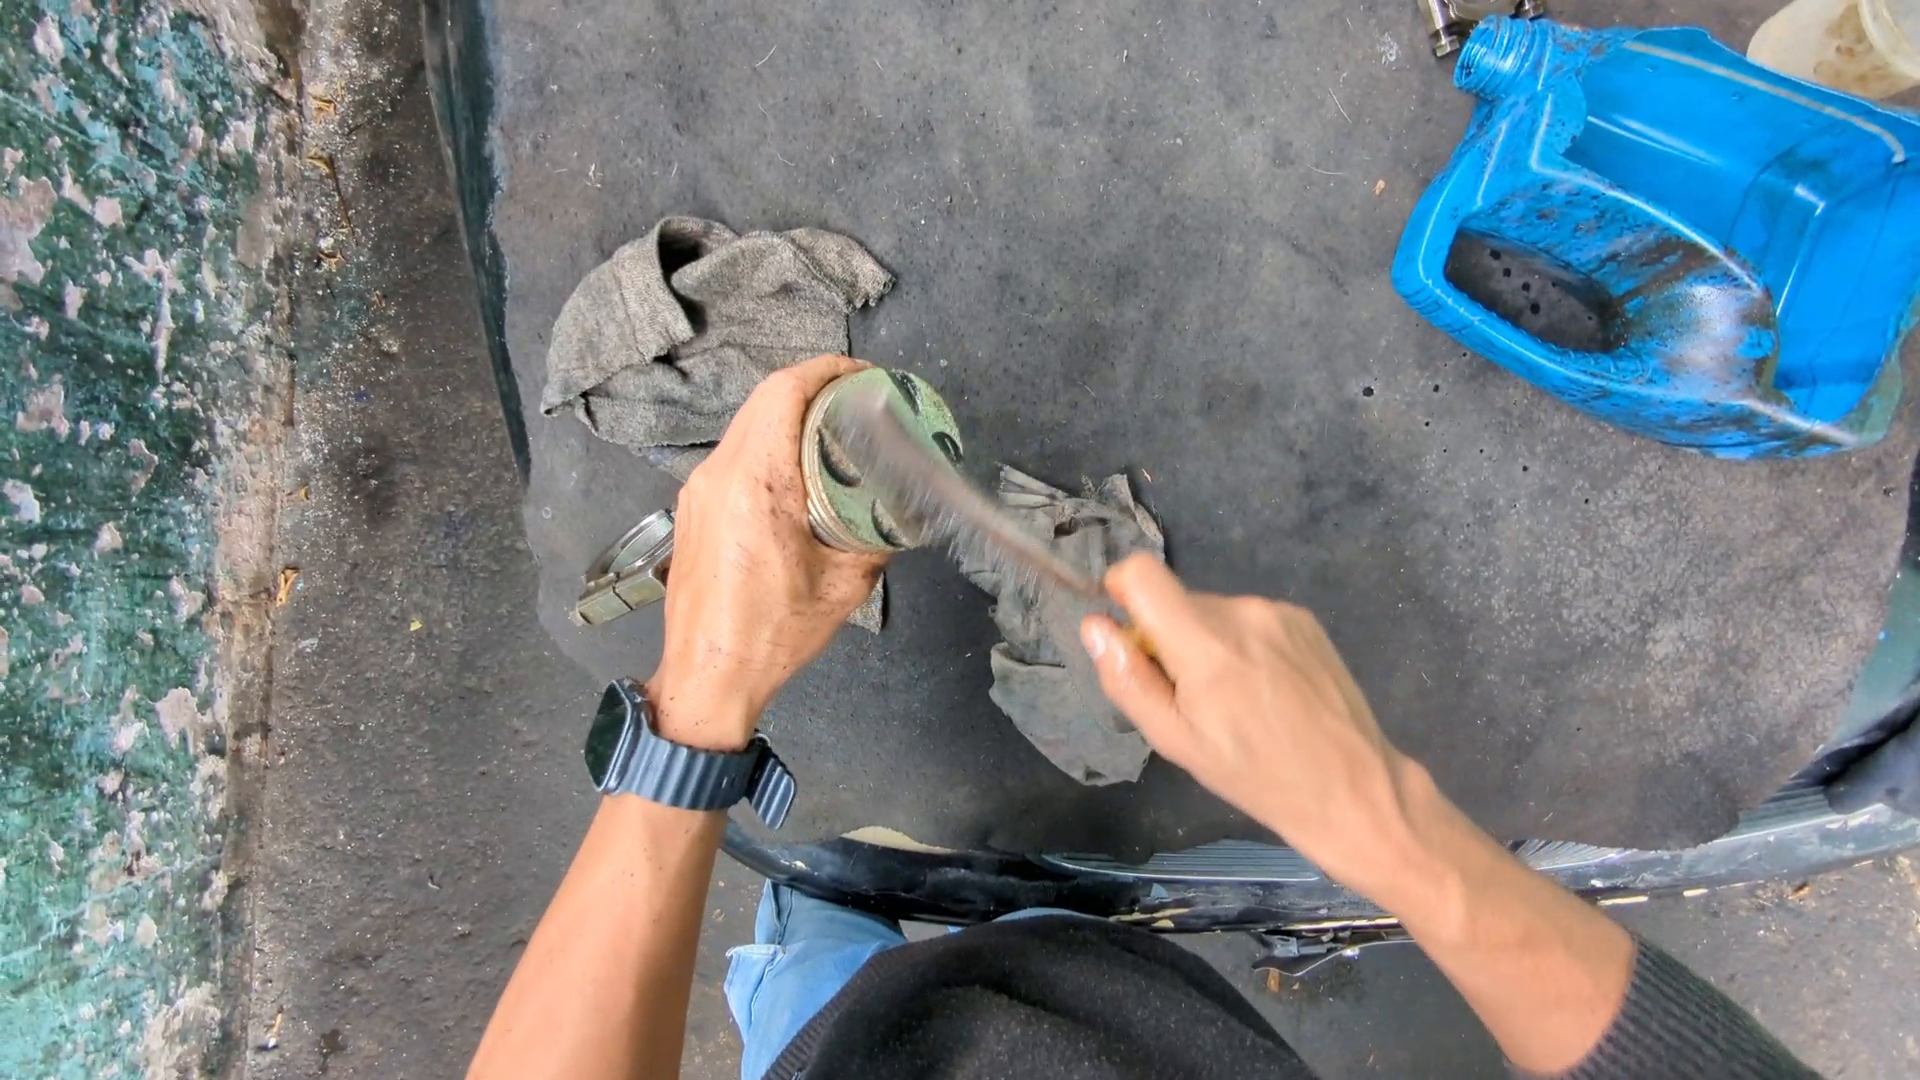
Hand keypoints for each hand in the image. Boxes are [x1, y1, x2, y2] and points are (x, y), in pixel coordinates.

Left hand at [647, 355, 887, 749]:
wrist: (707, 675)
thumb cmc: (774, 635)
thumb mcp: (844, 588)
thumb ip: (875, 540)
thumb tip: (896, 513)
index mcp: (756, 485)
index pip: (784, 394)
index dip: (825, 371)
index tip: (863, 376)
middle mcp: (719, 474)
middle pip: (763, 398)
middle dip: (813, 386)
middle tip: (858, 400)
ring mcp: (699, 488)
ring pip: (746, 422)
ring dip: (789, 412)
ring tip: (834, 427)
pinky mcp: (693, 505)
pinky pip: (734, 452)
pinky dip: (769, 440)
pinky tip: (799, 464)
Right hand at [1080, 555, 1426, 897]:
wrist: (1353, 788)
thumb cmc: (1254, 774)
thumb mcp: (1175, 741)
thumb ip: (1127, 678)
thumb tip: (1094, 625)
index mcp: (1204, 643)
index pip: (1142, 573)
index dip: (1121, 589)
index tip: (1127, 630)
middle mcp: (1241, 611)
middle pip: (1176, 600)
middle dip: (1167, 636)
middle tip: (1190, 694)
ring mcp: (1278, 611)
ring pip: (1212, 611)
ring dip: (1206, 641)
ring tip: (1234, 696)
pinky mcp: (1304, 618)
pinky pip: (1247, 617)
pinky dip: (1240, 643)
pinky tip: (1264, 686)